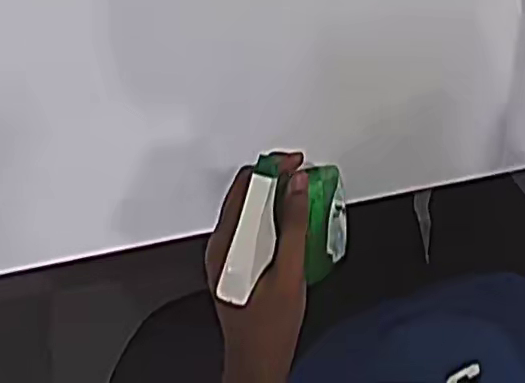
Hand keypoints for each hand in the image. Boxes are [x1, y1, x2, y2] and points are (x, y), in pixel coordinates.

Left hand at [206, 151, 308, 382]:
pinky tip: (293, 215)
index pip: (247, 186)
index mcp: (228, 245)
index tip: (296, 162)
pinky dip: (273, 209)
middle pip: (247, 192)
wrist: (257, 364)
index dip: (273, 167)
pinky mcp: (236, 260)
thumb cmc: (270, 326)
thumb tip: (297, 183)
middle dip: (277, 176)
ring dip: (276, 192)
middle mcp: (221, 246)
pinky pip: (252, 221)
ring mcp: (226, 254)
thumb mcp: (290, 271)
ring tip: (303, 190)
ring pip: (250, 205)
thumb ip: (294, 223)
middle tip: (303, 173)